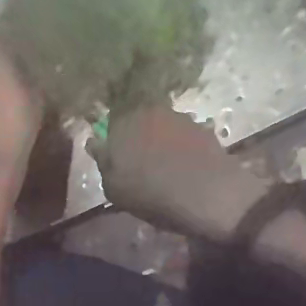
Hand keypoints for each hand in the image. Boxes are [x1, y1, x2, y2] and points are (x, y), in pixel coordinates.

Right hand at [92, 106, 268, 242]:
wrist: (210, 194)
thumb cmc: (153, 195)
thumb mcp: (115, 188)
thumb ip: (103, 162)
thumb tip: (96, 143)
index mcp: (122, 121)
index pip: (111, 125)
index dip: (115, 143)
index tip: (120, 162)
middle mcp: (151, 111)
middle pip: (139, 123)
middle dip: (140, 139)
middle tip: (144, 166)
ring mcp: (181, 117)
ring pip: (164, 129)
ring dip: (164, 143)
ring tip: (169, 169)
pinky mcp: (204, 129)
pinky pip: (186, 138)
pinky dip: (185, 149)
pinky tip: (189, 169)